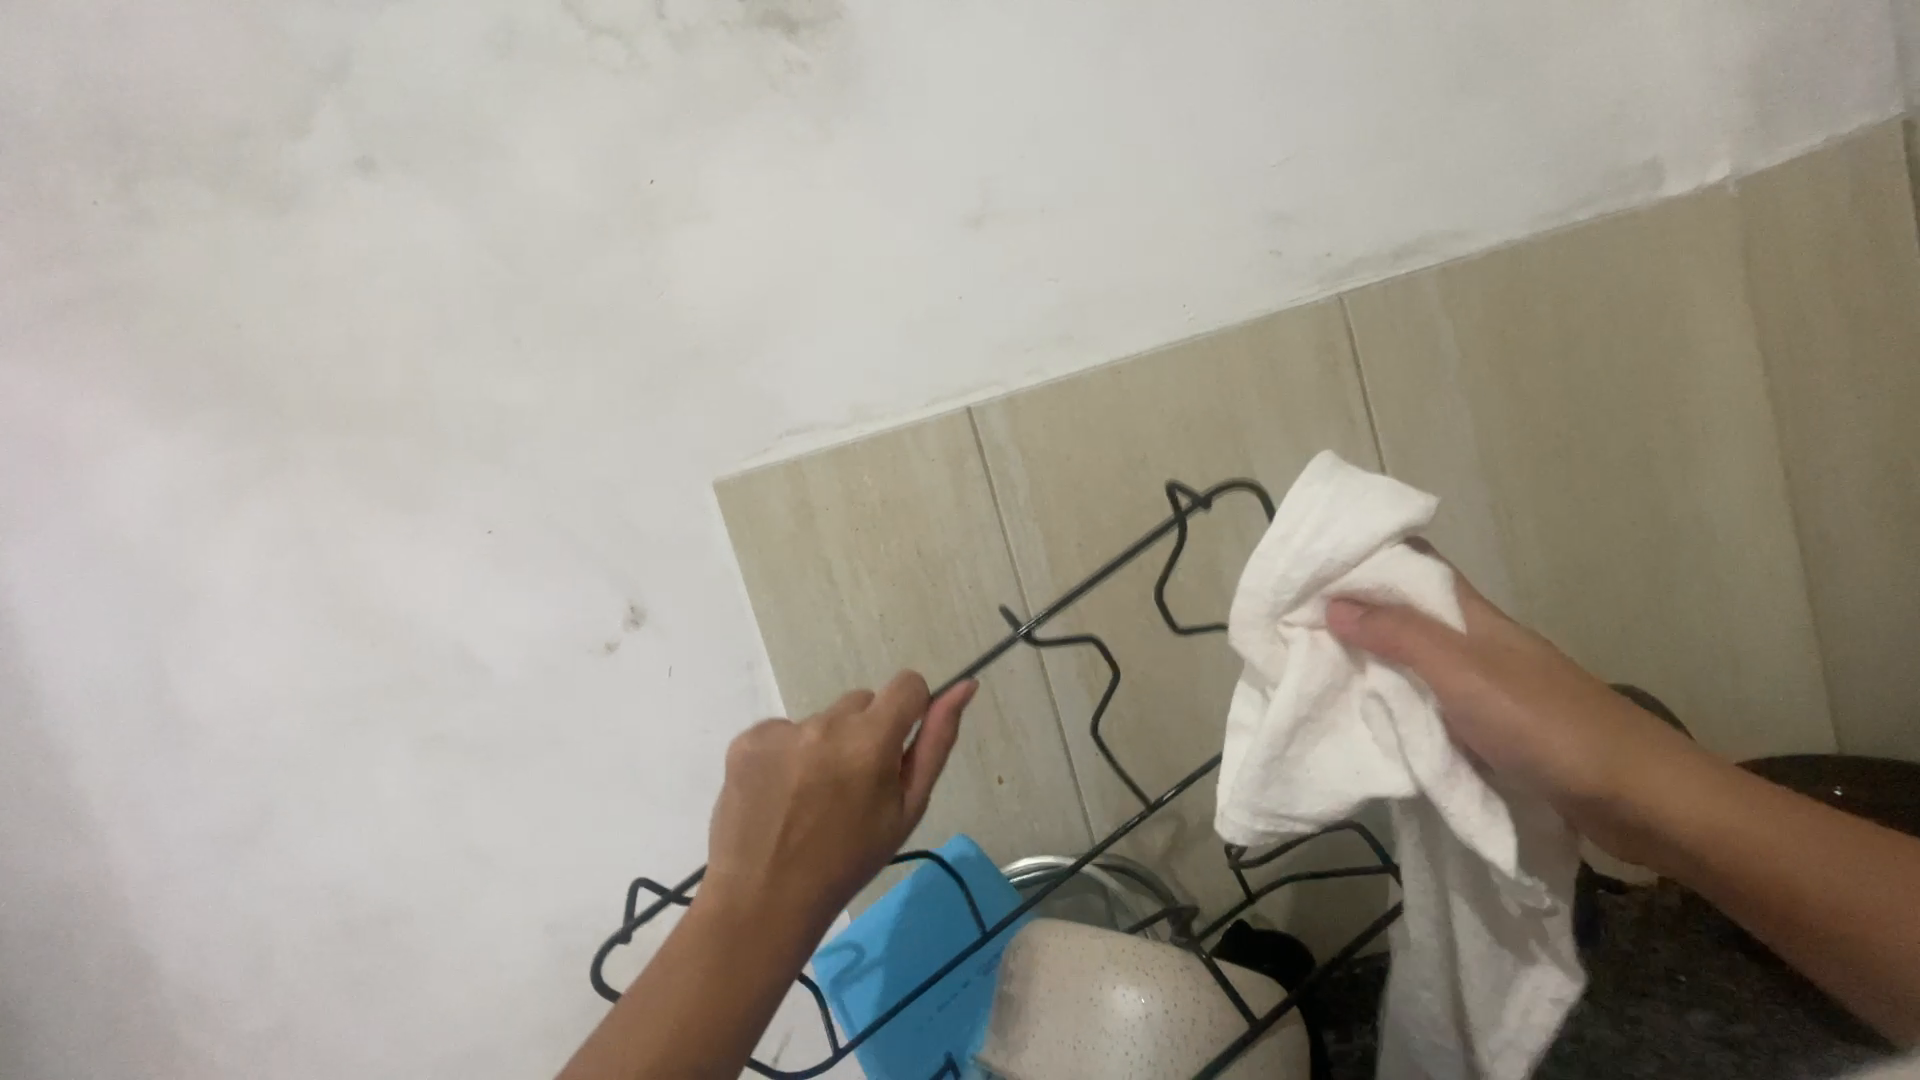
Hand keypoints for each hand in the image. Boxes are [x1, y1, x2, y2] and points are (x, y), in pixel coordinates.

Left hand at [698, 672, 977, 934]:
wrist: (766, 900)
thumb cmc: (850, 860)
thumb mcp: (907, 808)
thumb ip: (937, 741)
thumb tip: (965, 686)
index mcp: (871, 740)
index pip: (907, 684)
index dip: (910, 709)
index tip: (897, 745)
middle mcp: (825, 723)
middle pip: (861, 702)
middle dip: (865, 732)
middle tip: (852, 785)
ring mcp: (781, 731)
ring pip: (821, 718)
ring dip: (825, 744)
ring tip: (812, 796)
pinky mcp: (747, 741)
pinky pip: (783, 730)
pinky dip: (786, 754)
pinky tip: (781, 794)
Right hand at [1325, 555, 1709, 864]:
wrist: (1640, 800)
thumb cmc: (1546, 724)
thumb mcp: (1462, 673)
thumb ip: (1398, 636)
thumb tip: (1332, 604)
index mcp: (1469, 615)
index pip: (1411, 563)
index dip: (1363, 556)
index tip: (1307, 566)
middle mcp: (1471, 641)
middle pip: (1403, 612)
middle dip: (1350, 612)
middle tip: (1289, 623)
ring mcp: (1480, 685)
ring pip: (1409, 659)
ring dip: (1366, 659)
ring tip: (1308, 665)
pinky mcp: (1484, 726)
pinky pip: (1422, 700)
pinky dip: (1390, 700)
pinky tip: (1361, 714)